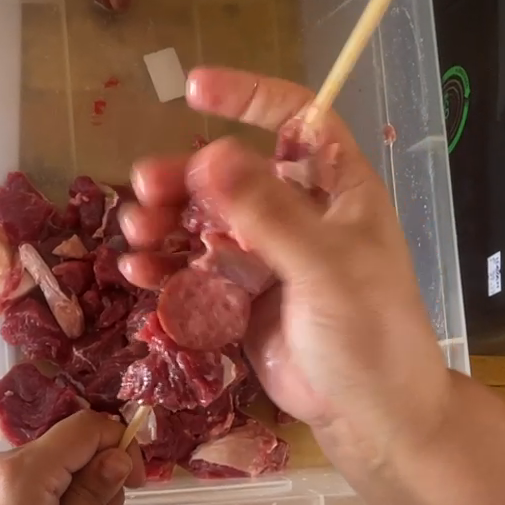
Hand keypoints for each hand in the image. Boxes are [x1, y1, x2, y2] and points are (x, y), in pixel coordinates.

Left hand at [0, 411, 146, 504]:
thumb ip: (96, 497)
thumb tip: (117, 456)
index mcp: (21, 473)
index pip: (85, 427)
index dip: (121, 445)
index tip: (138, 484)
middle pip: (69, 445)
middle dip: (99, 477)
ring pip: (54, 462)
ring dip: (78, 492)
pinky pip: (33, 479)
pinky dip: (55, 499)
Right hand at [119, 67, 451, 468]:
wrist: (371, 415)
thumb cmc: (370, 334)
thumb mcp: (325, 268)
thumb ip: (268, 215)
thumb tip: (209, 156)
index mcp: (335, 190)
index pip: (292, 120)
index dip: (246, 98)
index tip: (193, 89)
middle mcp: (297, 216)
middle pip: (230, 178)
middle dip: (184, 181)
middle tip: (142, 189)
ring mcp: (265, 261)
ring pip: (204, 226)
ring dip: (165, 225)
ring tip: (133, 235)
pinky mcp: (240, 302)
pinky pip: (195, 275)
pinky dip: (166, 271)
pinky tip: (138, 272)